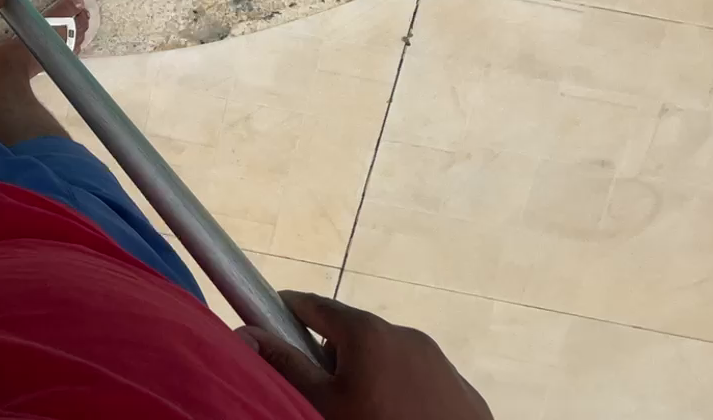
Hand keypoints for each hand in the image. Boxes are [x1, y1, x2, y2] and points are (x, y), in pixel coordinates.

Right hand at [238, 292, 491, 419]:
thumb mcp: (323, 404)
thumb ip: (283, 363)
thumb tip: (242, 330)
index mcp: (365, 329)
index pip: (311, 303)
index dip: (286, 314)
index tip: (272, 333)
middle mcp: (405, 334)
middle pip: (350, 331)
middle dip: (331, 353)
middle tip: (323, 392)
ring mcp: (443, 364)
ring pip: (388, 356)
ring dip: (370, 373)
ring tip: (365, 413)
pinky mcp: (470, 396)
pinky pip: (422, 382)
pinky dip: (406, 393)